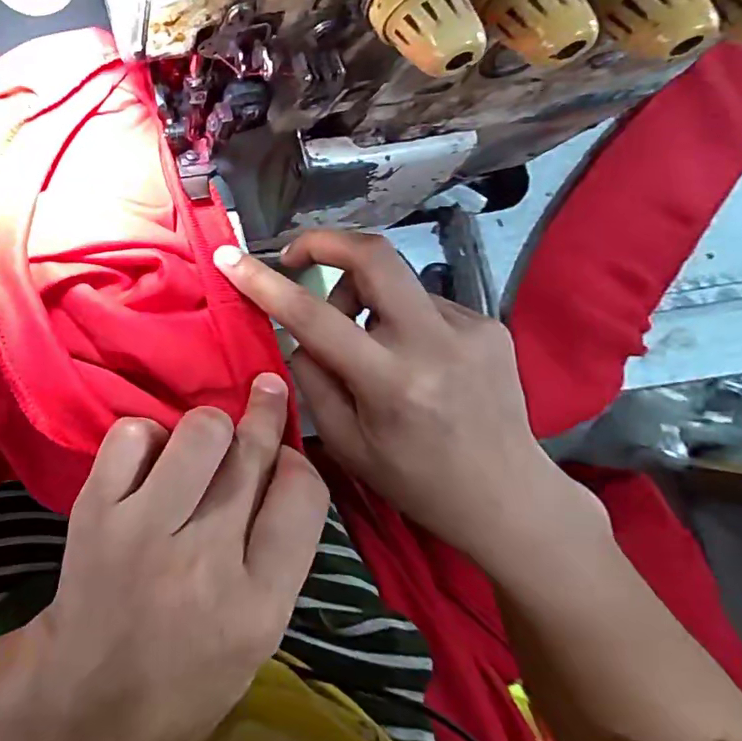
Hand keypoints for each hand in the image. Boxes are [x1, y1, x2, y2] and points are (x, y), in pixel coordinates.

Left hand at [25, 375, 328, 740]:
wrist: (90, 694)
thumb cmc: (186, 673)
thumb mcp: (256, 634)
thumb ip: (276, 555)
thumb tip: (281, 468)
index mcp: (260, 602)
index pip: (302, 496)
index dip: (297, 461)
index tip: (286, 454)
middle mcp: (208, 559)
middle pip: (251, 456)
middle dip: (264, 413)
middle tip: (266, 388)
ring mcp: (146, 530)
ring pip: (200, 433)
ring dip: (208, 426)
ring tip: (204, 438)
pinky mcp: (98, 510)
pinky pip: (133, 436)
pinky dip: (146, 436)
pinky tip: (150, 458)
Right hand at [211, 230, 605, 579]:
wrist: (511, 498)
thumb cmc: (417, 481)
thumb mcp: (345, 443)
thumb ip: (312, 380)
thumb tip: (299, 333)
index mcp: (391, 383)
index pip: (314, 316)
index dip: (264, 281)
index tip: (231, 256)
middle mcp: (434, 343)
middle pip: (374, 255)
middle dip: (324, 242)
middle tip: (297, 259)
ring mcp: (470, 328)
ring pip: (393, 283)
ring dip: (362, 300)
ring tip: (366, 345)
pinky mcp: (488, 324)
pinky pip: (421, 302)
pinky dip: (398, 319)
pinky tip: (410, 358)